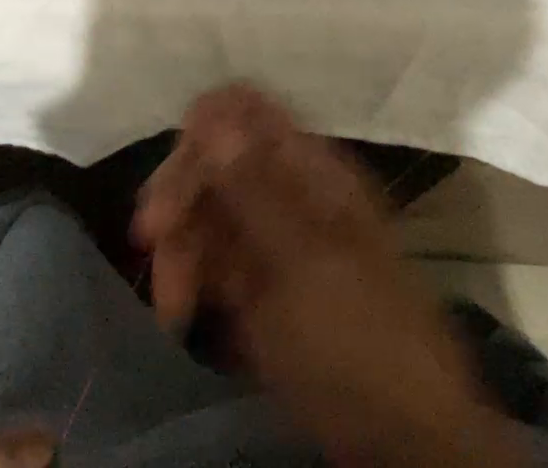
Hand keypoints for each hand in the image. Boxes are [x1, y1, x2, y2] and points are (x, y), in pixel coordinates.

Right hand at [133, 88, 526, 467]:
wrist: (397, 441)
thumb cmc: (361, 341)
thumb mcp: (304, 263)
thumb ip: (253, 185)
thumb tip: (211, 112)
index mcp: (309, 173)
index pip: (242, 112)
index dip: (201, 129)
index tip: (174, 172)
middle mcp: (282, 191)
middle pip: (206, 161)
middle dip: (176, 198)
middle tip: (150, 237)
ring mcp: (262, 235)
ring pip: (194, 212)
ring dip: (174, 251)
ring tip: (171, 304)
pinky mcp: (246, 278)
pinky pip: (198, 258)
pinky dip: (181, 281)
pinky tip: (176, 315)